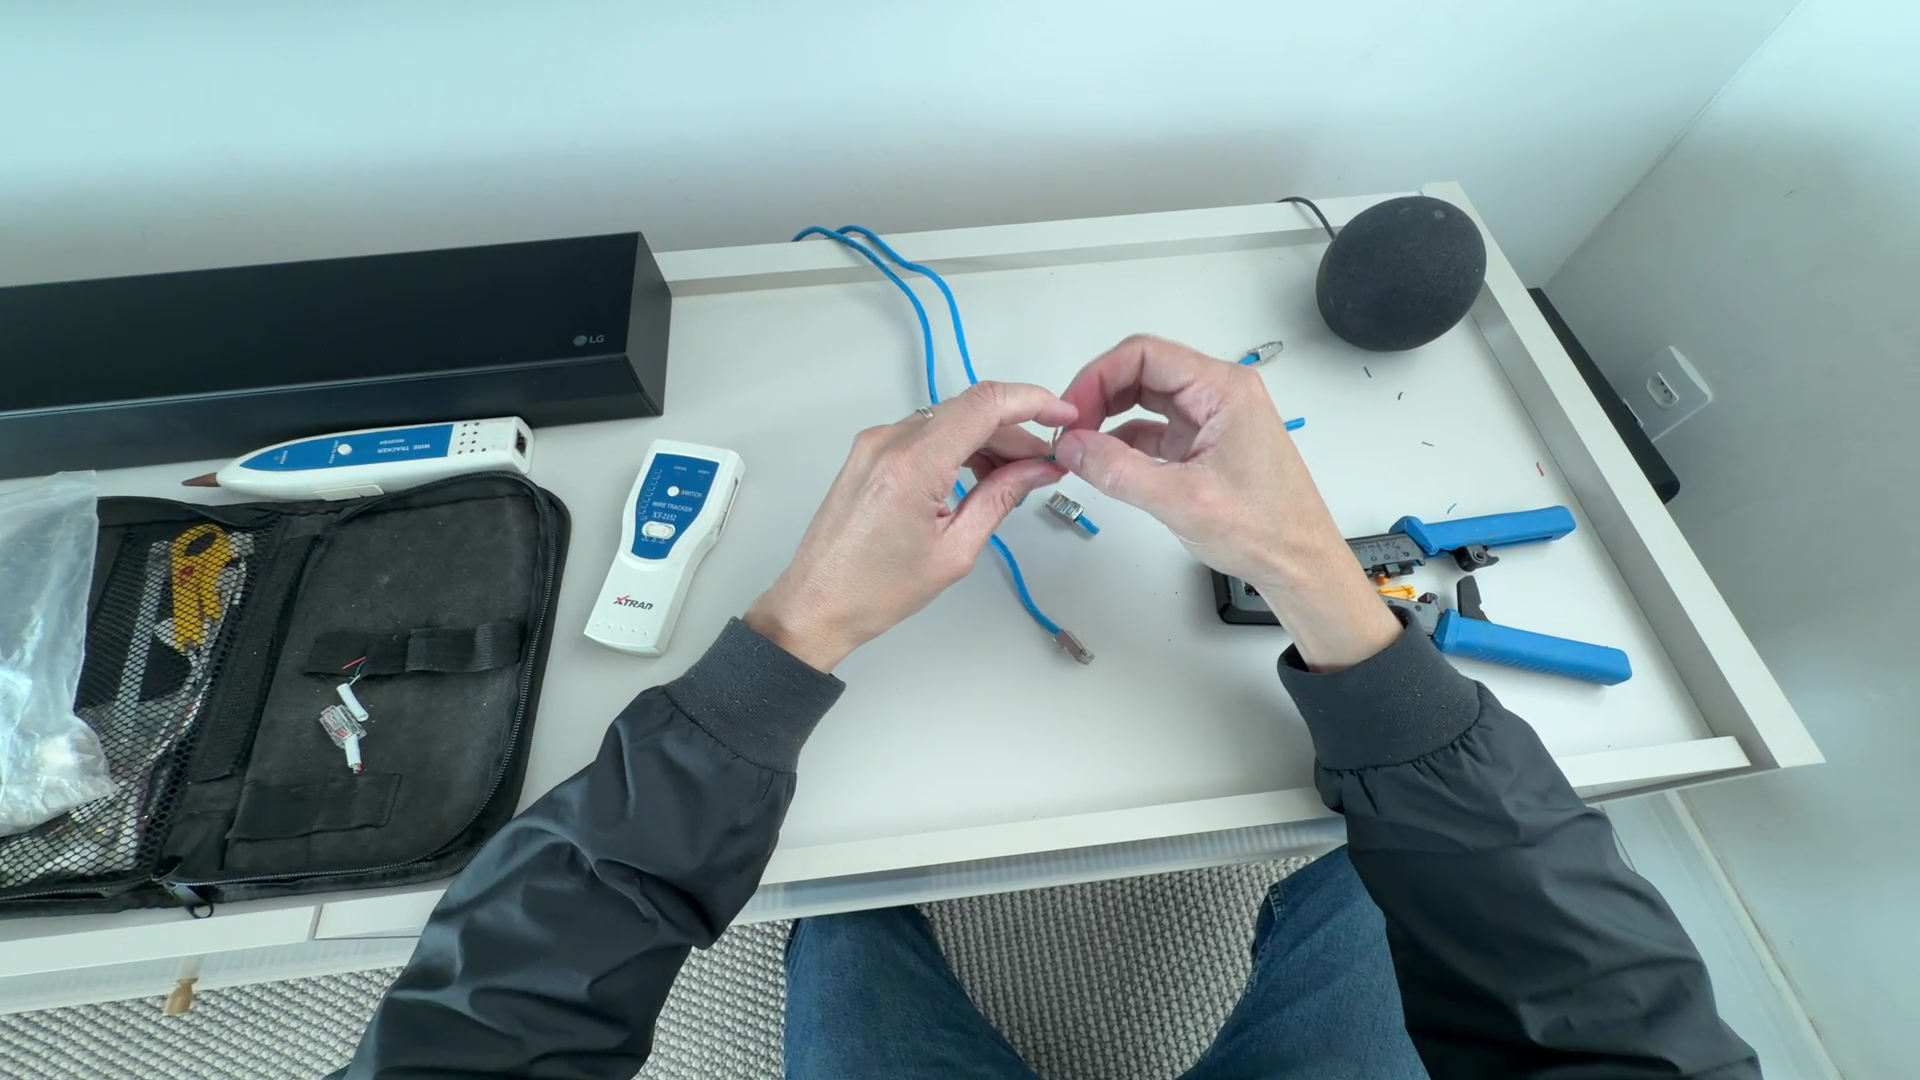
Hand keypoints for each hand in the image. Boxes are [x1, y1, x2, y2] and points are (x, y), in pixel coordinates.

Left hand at [746, 382, 1076, 671]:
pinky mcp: (868, 453)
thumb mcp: (955, 551)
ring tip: (1014, 478)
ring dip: (987, 441)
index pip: (984, 404)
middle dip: (1015, 433)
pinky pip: (925, 435)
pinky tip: (978, 476)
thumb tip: (1038, 469)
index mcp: (912, 465)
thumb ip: (1000, 498)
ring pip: (948, 421)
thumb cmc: (877, 590)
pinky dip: (957, 448)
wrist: (816, 604)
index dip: (1033, 402)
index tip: (1063, 416)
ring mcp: (873, 444)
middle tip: (1045, 465)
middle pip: (969, 412)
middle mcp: (888, 441)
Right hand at [1053, 335, 1398, 669]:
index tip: (1070, 412)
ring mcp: (1210, 419)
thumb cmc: (1261, 530)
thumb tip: (1069, 446)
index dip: (1098, 377)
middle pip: (1142, 371)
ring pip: (1145, 399)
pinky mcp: (1203, 444)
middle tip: (1069, 432)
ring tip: (1080, 448)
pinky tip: (1104, 461)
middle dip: (1099, 396)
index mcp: (1222, 389)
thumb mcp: (1179, 500)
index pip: (1144, 354)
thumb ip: (1118, 469)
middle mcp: (1217, 394)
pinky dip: (1123, 440)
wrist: (1298, 565)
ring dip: (1108, 417)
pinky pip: (1153, 428)